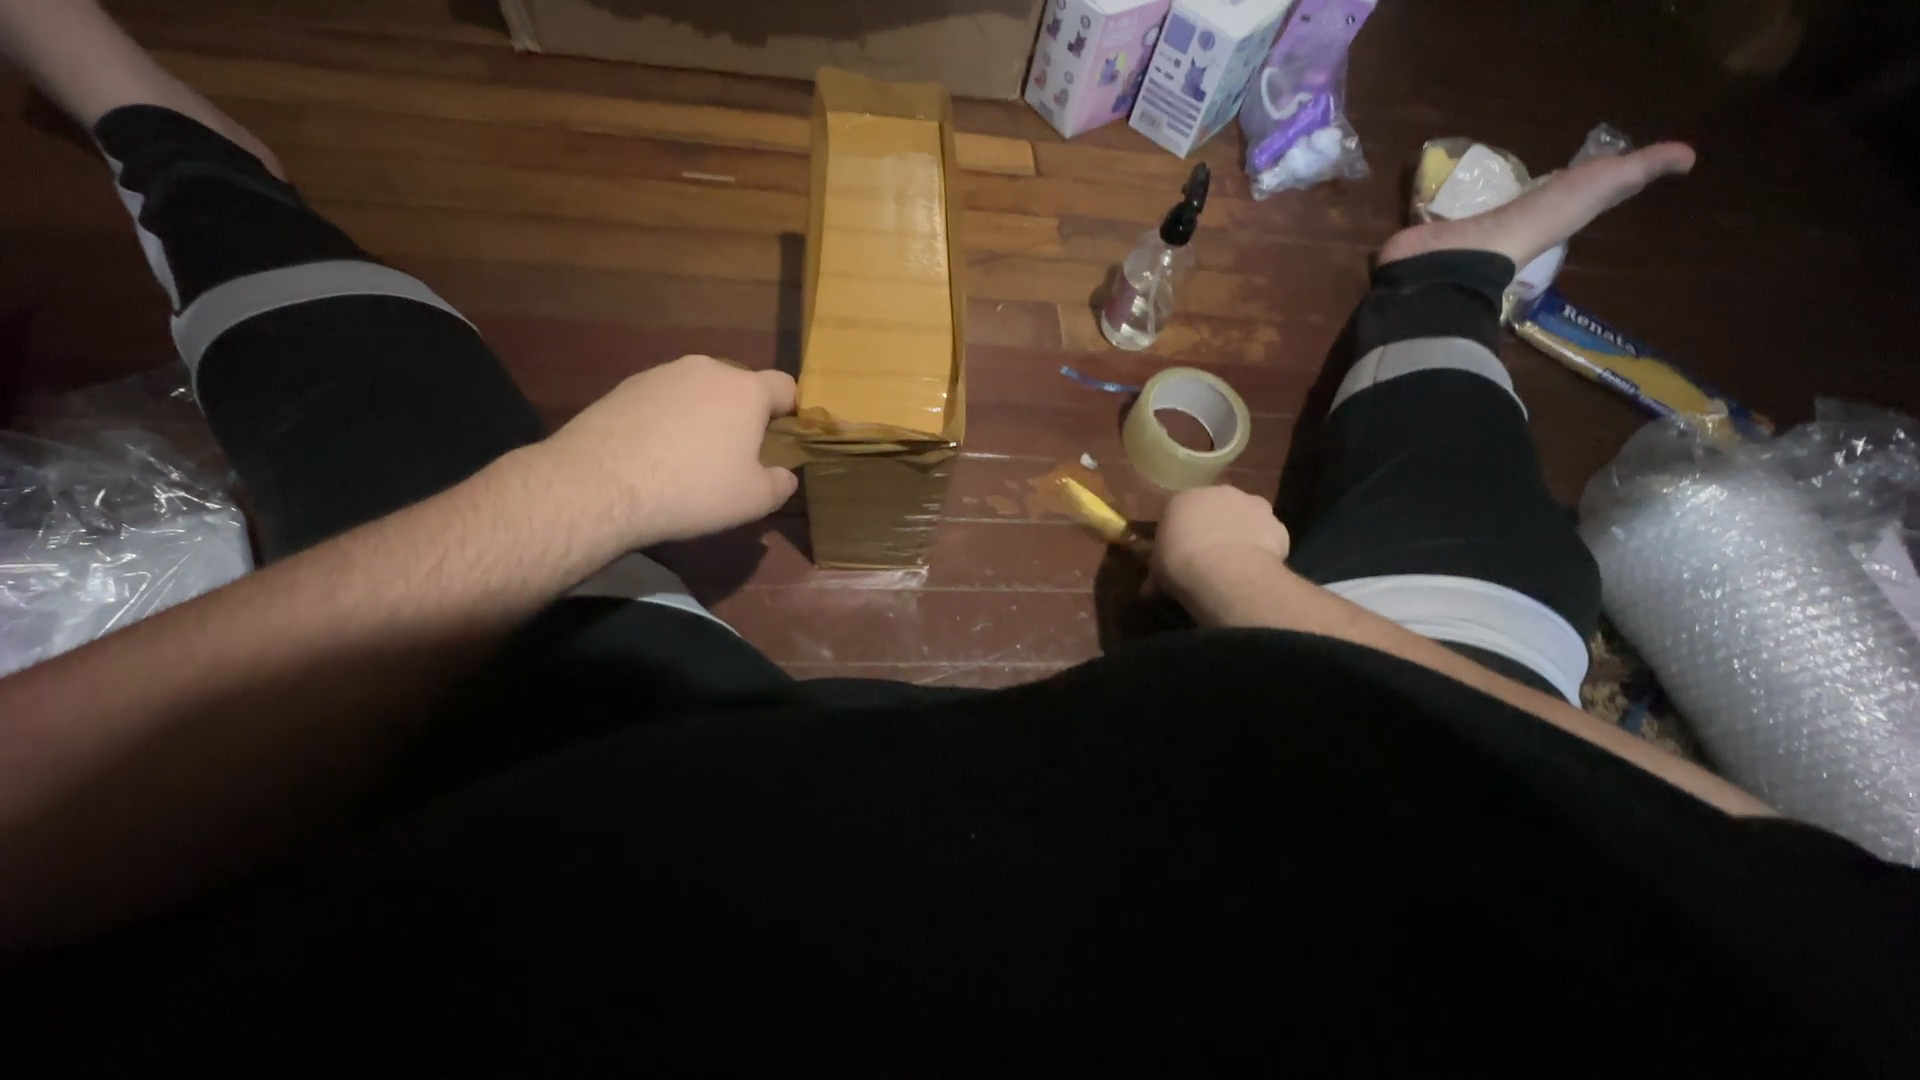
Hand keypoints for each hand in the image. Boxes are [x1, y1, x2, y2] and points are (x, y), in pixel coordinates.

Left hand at [539, 355, 797, 546]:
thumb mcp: (753, 500)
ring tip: (687, 459)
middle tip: (733, 457)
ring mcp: (662, 374)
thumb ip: (780, 484)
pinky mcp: (625, 386)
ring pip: (697, 392)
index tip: (781, 441)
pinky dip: (666, 421)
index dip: (790, 412)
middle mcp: (707, 369)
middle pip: (738, 387)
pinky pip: (662, 401)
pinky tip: (653, 455)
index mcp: (746, 390)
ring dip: (702, 417)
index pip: (785, 386)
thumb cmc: (692, 489)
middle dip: (741, 416)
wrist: (599, 485)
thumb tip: (784, 475)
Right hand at [1150, 486, 1290, 621]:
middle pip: (1218, 508)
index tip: (1184, 553)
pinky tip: (1257, 569)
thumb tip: (1147, 591)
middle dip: (1216, 528)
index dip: (1184, 533)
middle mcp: (1219, 493)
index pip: (1182, 511)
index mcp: (1183, 499)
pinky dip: (1266, 549)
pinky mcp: (1277, 523)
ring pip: (1248, 518)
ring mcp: (1252, 504)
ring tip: (1237, 564)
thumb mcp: (1158, 574)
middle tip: (1212, 557)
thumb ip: (1156, 578)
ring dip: (1244, 534)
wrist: (1222, 570)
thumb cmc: (1179, 564)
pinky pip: (1270, 536)